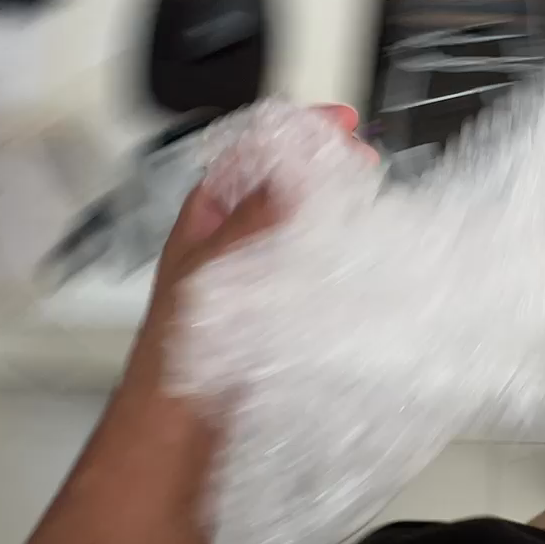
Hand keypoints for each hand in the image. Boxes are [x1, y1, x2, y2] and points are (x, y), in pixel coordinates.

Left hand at [133, 104, 366, 371]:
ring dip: (331, 197)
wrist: (187, 419)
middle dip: (322, 160)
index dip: (296, 130)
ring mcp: (259, 264)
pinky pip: (312, 253)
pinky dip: (335, 238)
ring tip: (361, 191)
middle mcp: (234, 233)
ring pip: (301, 214)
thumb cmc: (183, 345)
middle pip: (284, 177)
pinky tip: (354, 240)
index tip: (340, 124)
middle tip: (360, 157)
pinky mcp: (279, 295)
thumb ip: (262, 211)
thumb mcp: (223, 262)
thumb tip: (299, 162)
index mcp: (210, 213)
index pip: (255, 150)